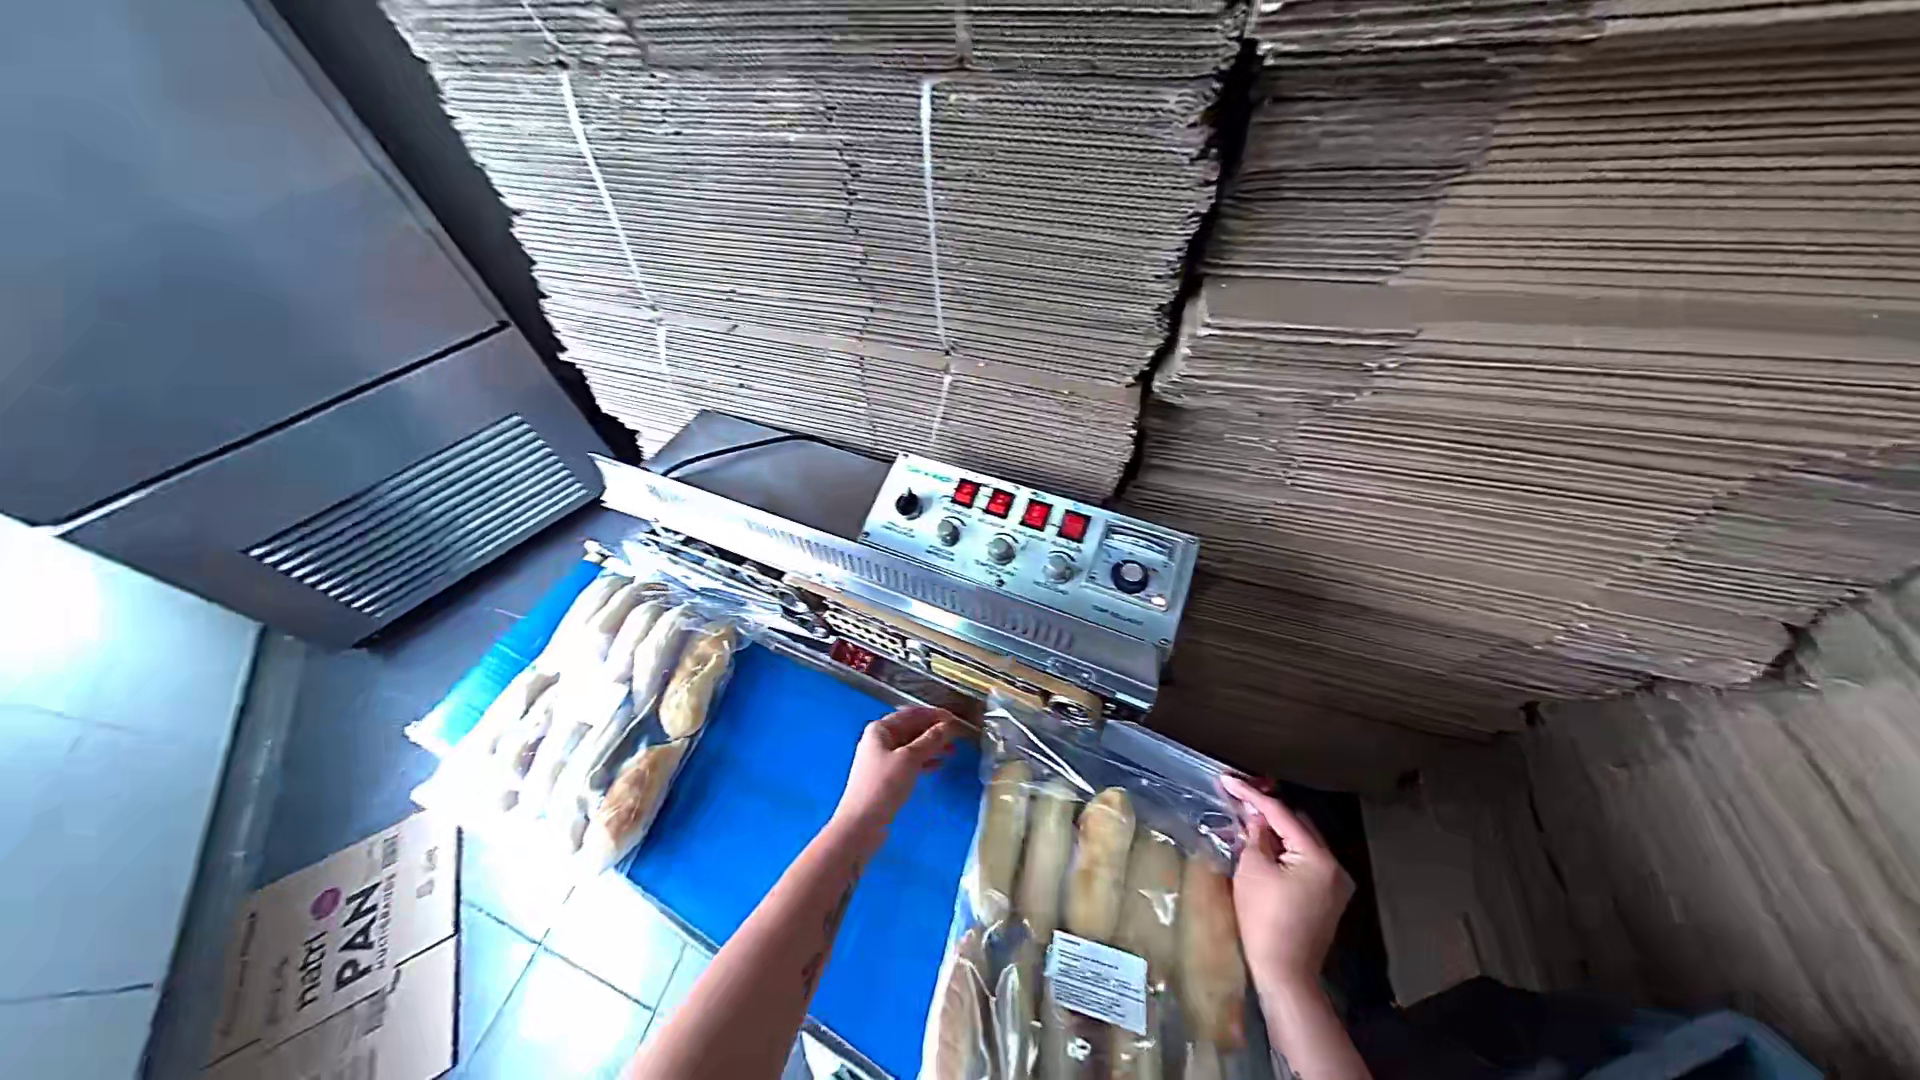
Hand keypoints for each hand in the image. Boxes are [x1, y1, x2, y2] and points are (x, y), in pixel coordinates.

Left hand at [832, 706, 959, 841]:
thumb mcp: (909, 759)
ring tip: (952, 750)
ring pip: (912, 746)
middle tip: (956, 735)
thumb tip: (946, 725)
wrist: (861, 824)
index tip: (954, 718)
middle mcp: (879, 740)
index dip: (933, 714)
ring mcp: (882, 760)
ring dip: (931, 746)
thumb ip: (930, 740)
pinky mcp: (886, 777)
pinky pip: (909, 762)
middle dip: (934, 731)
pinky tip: (938, 764)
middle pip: (911, 729)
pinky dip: (924, 761)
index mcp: (880, 730)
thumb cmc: (883, 786)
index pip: (911, 714)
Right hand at [1221, 774, 1354, 993]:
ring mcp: (1335, 883)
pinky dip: (1286, 848)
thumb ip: (1255, 835)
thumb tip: (1254, 815)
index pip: (1281, 814)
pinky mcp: (1328, 896)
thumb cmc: (1265, 919)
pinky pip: (1306, 859)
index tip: (1228, 779)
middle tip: (1238, 798)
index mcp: (1318, 857)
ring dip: (1277, 829)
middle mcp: (1335, 866)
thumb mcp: (1253, 869)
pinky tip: (1264, 844)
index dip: (1252, 794)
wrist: (1284, 971)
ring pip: (1303, 841)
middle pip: (1298, 823)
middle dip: (1267, 810)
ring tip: (1247, 818)